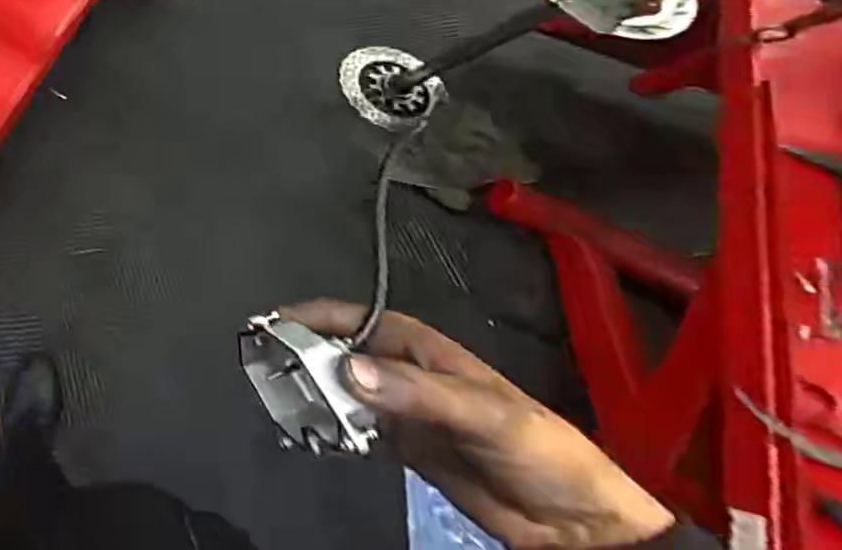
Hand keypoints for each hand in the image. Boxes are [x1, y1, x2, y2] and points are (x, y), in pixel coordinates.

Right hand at [278, 300, 674, 549]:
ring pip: (337, 387)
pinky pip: (349, 424)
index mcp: (414, 345)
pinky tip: (310, 429)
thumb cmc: (538, 449)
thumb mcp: (482, 412)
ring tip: (279, 399)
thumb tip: (347, 369)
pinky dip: (327, 424)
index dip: (309, 316)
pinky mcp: (395, 441)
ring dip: (310, 391)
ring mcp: (394, 405)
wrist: (577, 525)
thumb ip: (414, 390)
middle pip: (334, 350)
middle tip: (264, 366)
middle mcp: (396, 368)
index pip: (350, 318)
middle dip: (300, 354)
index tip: (269, 323)